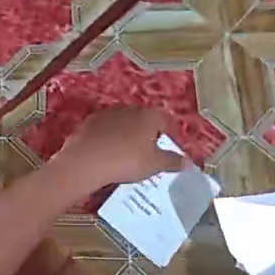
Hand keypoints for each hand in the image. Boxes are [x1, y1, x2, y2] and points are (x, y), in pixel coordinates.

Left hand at [56, 107, 185, 188]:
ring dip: (129, 133)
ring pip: (125, 121)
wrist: (86, 161)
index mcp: (150, 116)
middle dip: (150, 132)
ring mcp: (108, 113)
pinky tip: (109, 150)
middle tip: (152, 149)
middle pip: (145, 118)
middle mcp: (130, 109)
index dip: (172, 133)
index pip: (167, 121)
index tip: (173, 145)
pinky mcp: (90, 122)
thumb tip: (188, 162)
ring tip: (130, 150)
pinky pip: (107, 128)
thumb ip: (172, 161)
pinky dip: (111, 137)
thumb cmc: (127, 161)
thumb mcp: (154, 165)